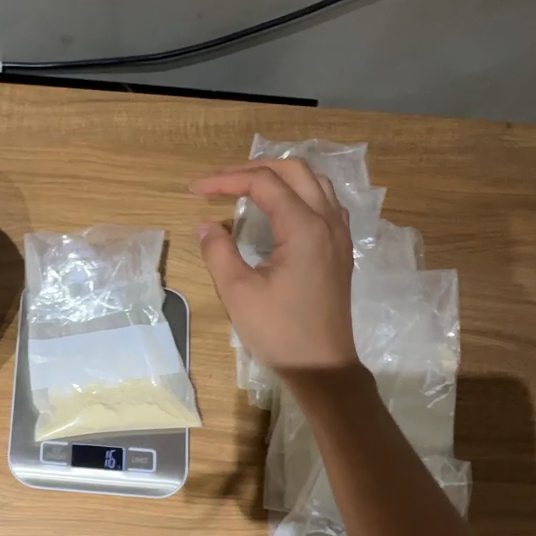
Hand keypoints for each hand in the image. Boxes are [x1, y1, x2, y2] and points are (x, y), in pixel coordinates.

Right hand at [193, 159, 358, 373]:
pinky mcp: (339, 249)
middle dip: (253, 169)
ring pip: (313, 182)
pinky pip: (323, 201)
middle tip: (218, 183)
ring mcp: (339, 234)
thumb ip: (219, 252)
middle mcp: (327, 221)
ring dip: (278, 176)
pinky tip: (277, 209)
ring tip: (245, 188)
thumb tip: (205, 225)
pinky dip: (297, 193)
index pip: (263, 183)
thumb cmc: (278, 331)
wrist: (322, 366)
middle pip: (293, 170)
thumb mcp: (238, 292)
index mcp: (304, 228)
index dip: (226, 180)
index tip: (195, 191)